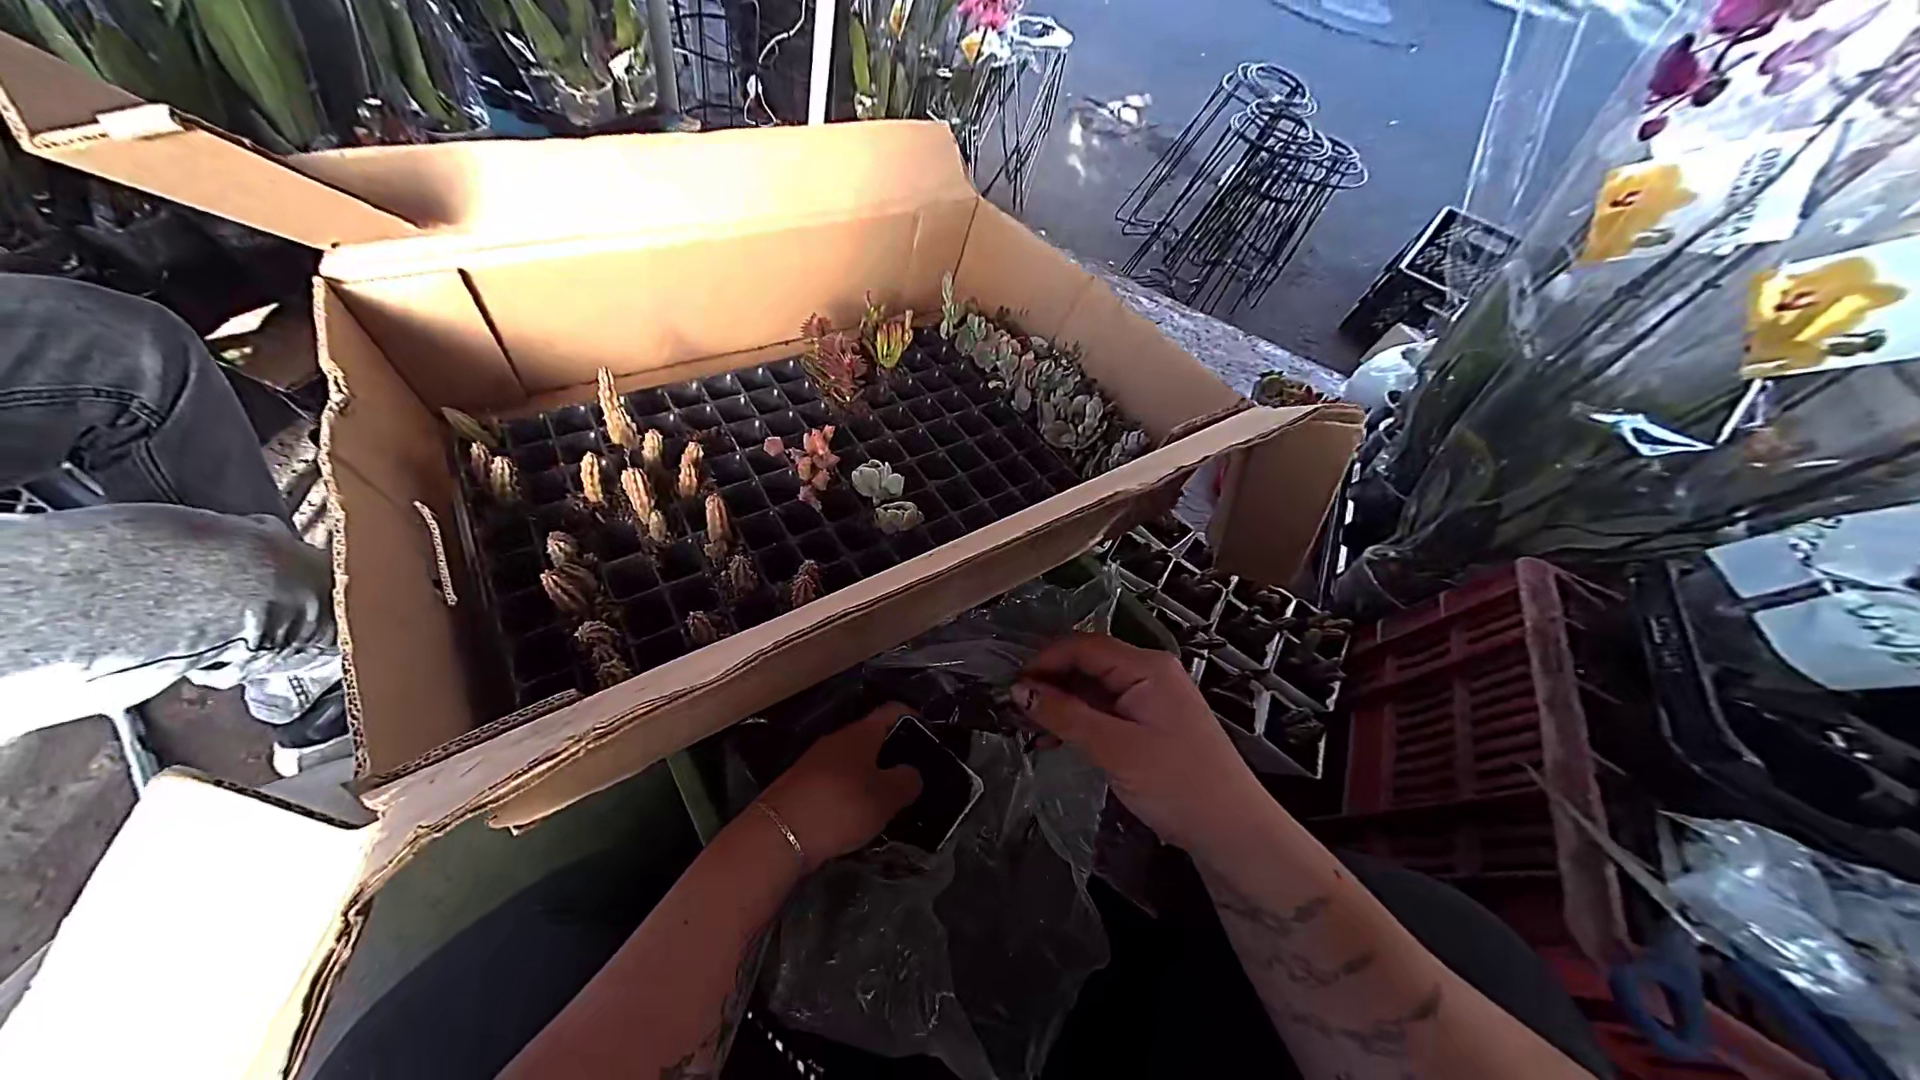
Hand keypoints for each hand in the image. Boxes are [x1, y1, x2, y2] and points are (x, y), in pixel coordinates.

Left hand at [759, 703, 923, 871]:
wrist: (776, 835)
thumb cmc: (839, 806)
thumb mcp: (885, 797)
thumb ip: (906, 781)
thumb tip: (911, 773)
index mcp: (861, 733)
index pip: (893, 710)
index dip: (914, 717)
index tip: (930, 735)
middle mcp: (837, 739)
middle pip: (872, 736)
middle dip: (893, 752)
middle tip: (912, 775)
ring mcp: (815, 761)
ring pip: (853, 760)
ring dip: (871, 774)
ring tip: (888, 799)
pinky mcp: (800, 784)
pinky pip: (835, 780)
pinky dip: (850, 791)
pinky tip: (856, 813)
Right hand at [1013, 633, 1269, 853]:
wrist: (1235, 832)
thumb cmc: (1178, 785)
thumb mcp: (1114, 748)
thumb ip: (1065, 715)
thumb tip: (1019, 690)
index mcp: (1146, 667)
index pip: (1082, 646)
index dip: (1042, 661)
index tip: (1011, 687)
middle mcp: (1149, 673)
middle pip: (1087, 664)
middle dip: (1049, 683)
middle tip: (1014, 711)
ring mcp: (1151, 698)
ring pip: (1093, 688)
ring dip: (1060, 705)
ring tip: (1029, 729)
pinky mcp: (1150, 722)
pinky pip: (1105, 710)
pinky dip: (1078, 721)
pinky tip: (1055, 739)